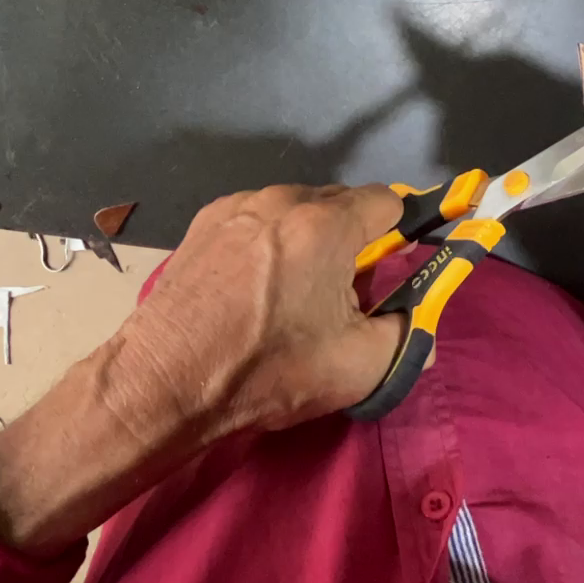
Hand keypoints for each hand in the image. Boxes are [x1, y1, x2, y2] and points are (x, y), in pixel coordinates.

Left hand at [124, 183, 407, 433]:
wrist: (166, 383)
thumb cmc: (268, 372)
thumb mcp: (360, 366)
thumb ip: (409, 332)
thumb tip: (417, 319)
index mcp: (326, 226)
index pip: (386, 199)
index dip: (395, 232)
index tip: (384, 268)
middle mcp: (283, 199)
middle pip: (341, 202)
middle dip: (350, 237)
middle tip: (335, 290)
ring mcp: (239, 204)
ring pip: (298, 208)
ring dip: (308, 237)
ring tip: (285, 290)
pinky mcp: (207, 219)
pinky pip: (259, 216)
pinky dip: (268, 239)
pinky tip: (248, 283)